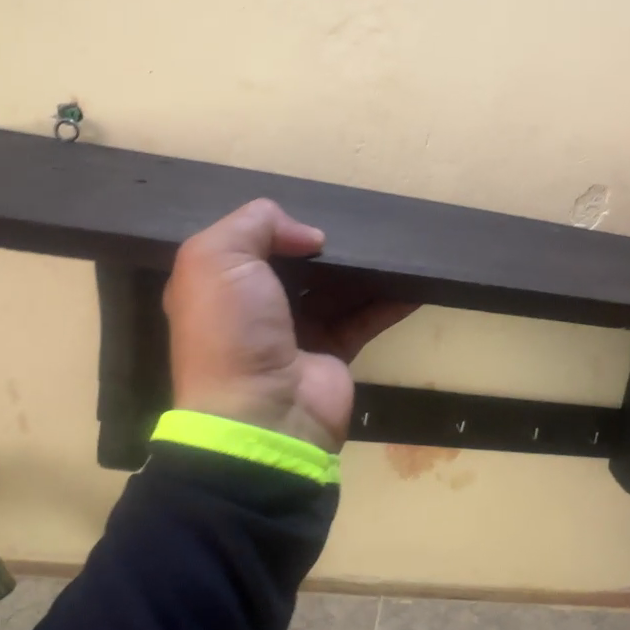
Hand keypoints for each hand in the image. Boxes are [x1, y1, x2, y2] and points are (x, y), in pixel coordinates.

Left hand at [163, 199, 415, 452]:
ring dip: (360, 269)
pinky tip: (413, 281)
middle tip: (357, 222)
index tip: (307, 214)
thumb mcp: (219, 258)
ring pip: (332, 290)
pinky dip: (388, 301)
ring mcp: (295, 334)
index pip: (246, 246)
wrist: (261, 415)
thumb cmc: (232, 329)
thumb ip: (255, 223)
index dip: (274, 227)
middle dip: (322, 245)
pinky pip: (364, 319)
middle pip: (294, 266)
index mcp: (217, 287)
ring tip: (391, 242)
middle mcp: (253, 310)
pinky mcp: (332, 354)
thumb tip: (310, 236)